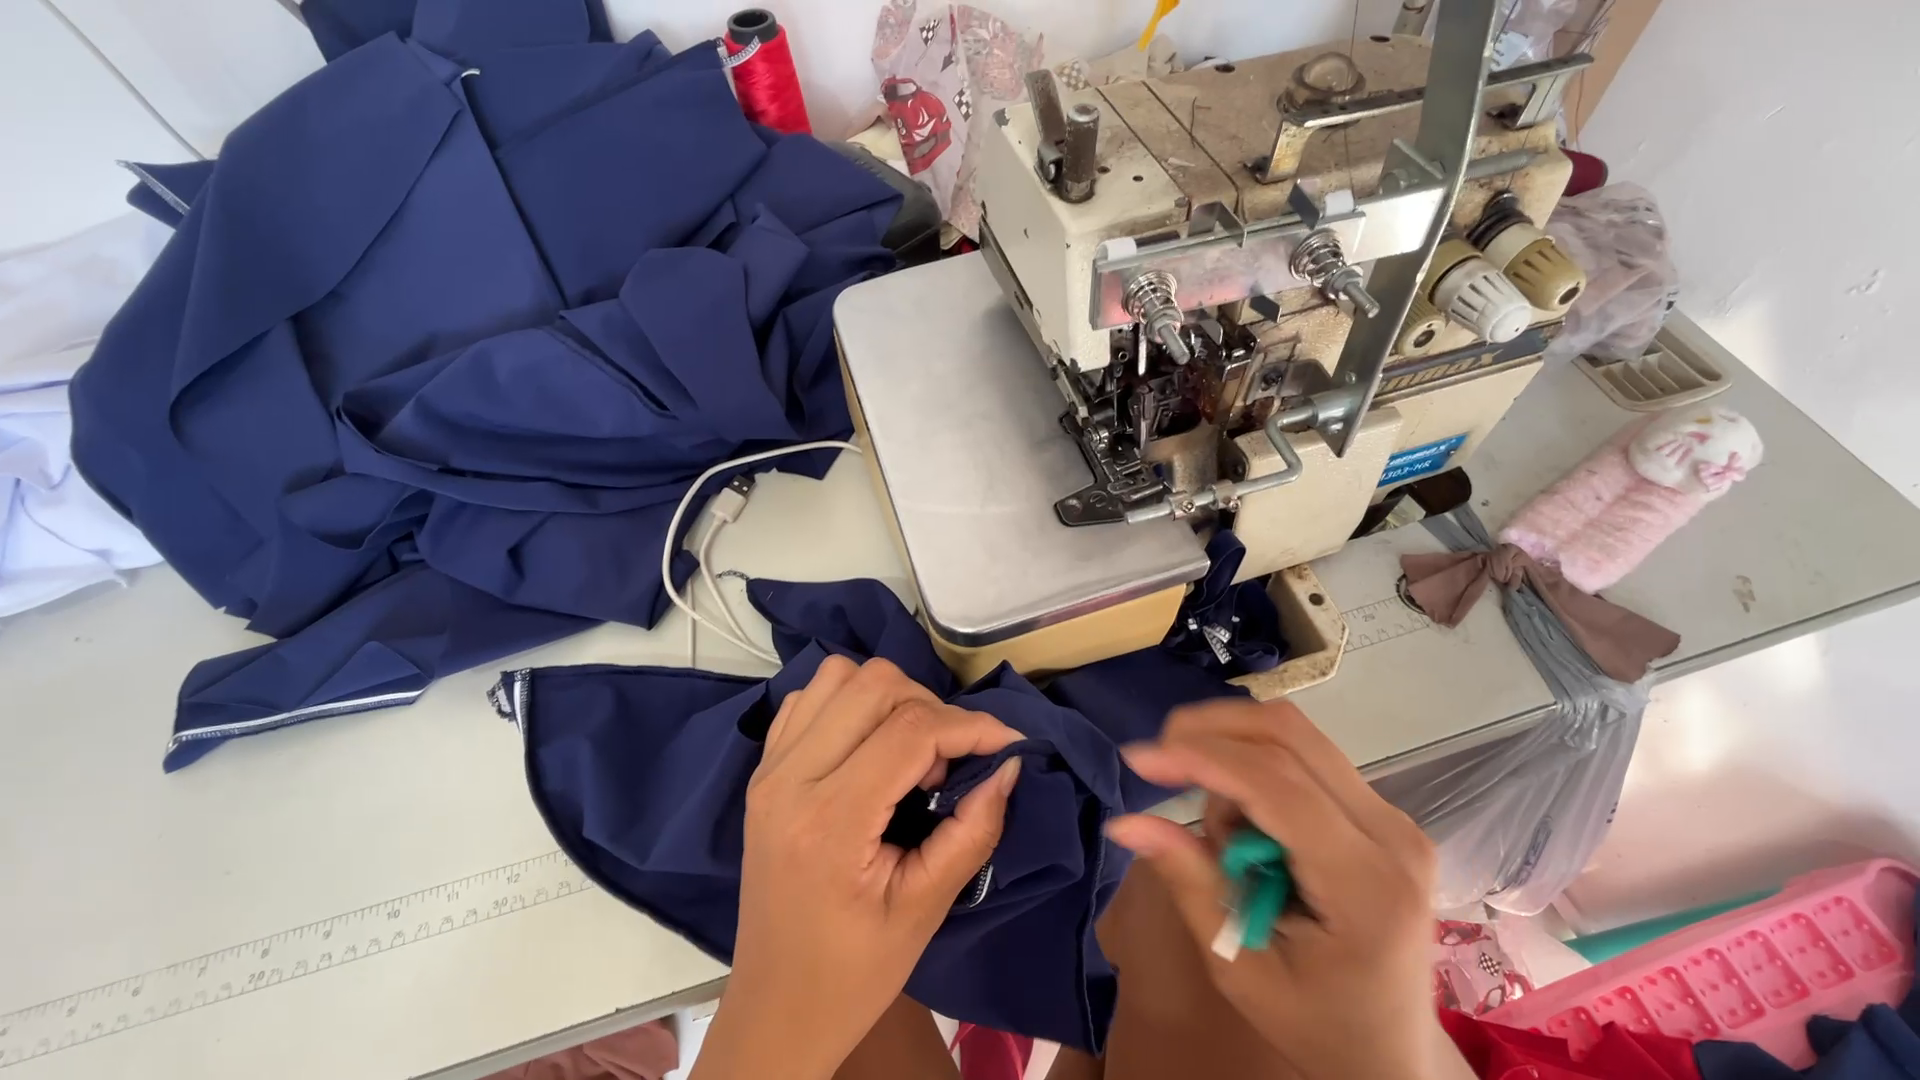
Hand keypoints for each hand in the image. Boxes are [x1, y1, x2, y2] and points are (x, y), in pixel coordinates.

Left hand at [692, 656, 1022, 1079]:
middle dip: (931, 708)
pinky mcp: (763, 769)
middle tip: (948, 764)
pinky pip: (811, 698)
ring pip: (839, 676)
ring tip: (909, 752)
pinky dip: (851, 702)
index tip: (1009, 743)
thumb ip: (972, 830)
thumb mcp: (926, 908)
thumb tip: (1007, 765)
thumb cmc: (854, 971)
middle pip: (874, 685)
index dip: (970, 726)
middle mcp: (789, 779)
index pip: (910, 732)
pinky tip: (870, 746)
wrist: (778, 1005)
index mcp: (829, 822)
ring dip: (889, 697)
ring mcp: (768, 769)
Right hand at [1105, 700, 1463, 1079]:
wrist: (1392, 1054)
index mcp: (1366, 886)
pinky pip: (1305, 758)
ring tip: (1213, 822)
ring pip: (1297, 736)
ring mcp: (1394, 818)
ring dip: (1232, 749)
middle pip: (1291, 736)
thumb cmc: (1316, 1027)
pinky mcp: (1381, 813)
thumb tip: (1127, 822)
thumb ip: (1191, 883)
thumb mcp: (1240, 968)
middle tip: (1158, 760)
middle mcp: (1392, 834)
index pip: (1278, 787)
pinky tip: (1240, 818)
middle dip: (1211, 730)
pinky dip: (1254, 766)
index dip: (1202, 758)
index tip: (1138, 759)